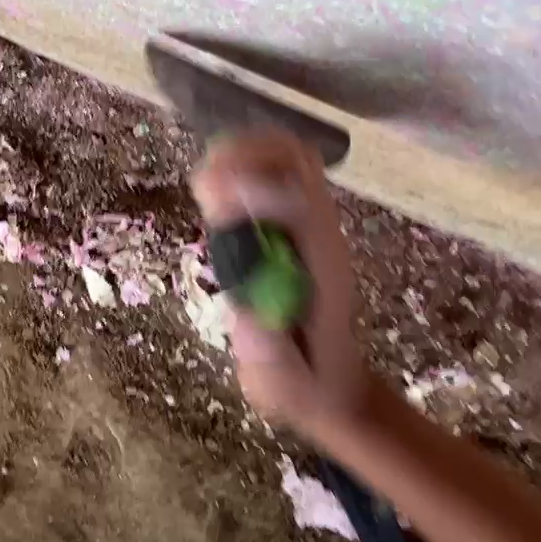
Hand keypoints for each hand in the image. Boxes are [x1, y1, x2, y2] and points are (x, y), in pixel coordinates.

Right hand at [190, 132, 372, 432]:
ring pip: (284, 155)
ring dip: (240, 154)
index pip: (298, 205)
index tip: (214, 204)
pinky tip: (215, 192)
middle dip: (244, 157)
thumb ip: (269, 355)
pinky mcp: (292, 219)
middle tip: (204, 186)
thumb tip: (246, 317)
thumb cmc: (307, 387)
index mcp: (322, 268)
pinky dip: (239, 162)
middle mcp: (320, 233)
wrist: (335, 384)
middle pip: (294, 160)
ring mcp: (309, 221)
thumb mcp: (284, 385)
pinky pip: (273, 168)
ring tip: (206, 186)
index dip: (255, 193)